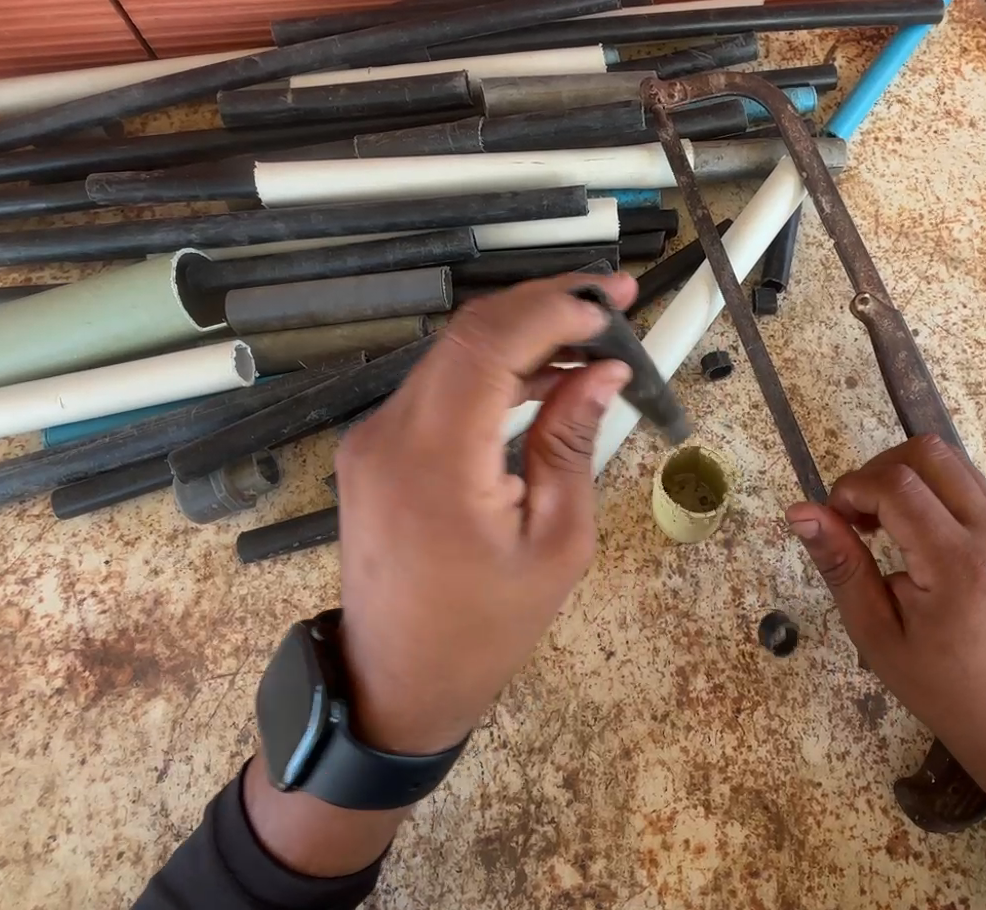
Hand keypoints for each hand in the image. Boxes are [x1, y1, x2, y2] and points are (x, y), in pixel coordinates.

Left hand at [334, 272, 635, 754]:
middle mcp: (389, 433)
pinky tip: (544, 374)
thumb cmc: (486, 630)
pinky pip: (441, 386)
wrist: (395, 684)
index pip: (489, 345)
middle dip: (543, 305)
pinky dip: (493, 370)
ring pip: (453, 352)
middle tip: (611, 301)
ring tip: (590, 335)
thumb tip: (603, 374)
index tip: (611, 306)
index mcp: (436, 461)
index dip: (553, 310)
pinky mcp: (377, 446)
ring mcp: (374, 437)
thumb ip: (572, 444)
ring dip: (521, 334)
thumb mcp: (555, 543)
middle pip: (467, 334)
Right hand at [785, 436, 985, 845]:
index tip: (834, 519)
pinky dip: (928, 490)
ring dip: (903, 475)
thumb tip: (799, 511)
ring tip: (881, 521)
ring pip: (948, 459)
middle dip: (877, 470)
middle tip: (856, 515)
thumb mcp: (874, 632)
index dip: (852, 488)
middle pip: (927, 453)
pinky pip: (965, 482)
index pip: (898, 485)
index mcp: (959, 565)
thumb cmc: (937, 684)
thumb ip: (840, 564)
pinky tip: (912, 532)